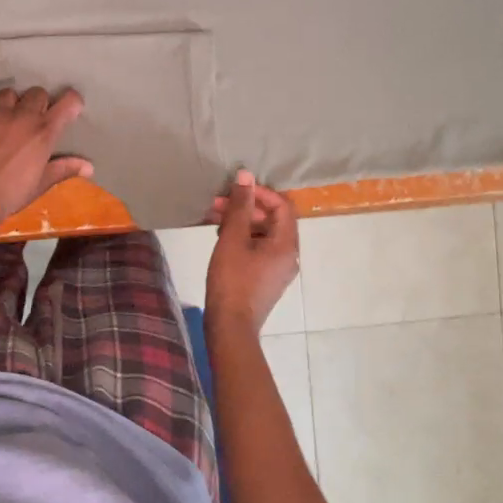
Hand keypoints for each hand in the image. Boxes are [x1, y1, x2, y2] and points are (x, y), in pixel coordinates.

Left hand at [0, 87, 91, 222]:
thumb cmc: (12, 193)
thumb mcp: (42, 183)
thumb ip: (65, 168)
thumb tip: (90, 167)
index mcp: (44, 131)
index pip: (68, 102)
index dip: (72, 102)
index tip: (69, 110)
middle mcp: (23, 115)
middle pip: (38, 92)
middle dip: (38, 103)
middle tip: (33, 121)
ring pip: (9, 92)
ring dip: (11, 103)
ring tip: (7, 119)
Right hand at [205, 171, 299, 332]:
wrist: (230, 326)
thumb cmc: (232, 279)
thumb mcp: (233, 238)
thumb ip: (240, 206)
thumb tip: (246, 175)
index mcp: (286, 244)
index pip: (282, 206)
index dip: (260, 193)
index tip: (235, 189)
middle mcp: (289, 255)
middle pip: (272, 219)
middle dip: (245, 207)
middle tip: (217, 203)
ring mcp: (278, 268)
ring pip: (263, 234)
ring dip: (241, 221)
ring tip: (213, 218)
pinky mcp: (265, 277)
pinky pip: (258, 248)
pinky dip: (242, 237)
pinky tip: (220, 237)